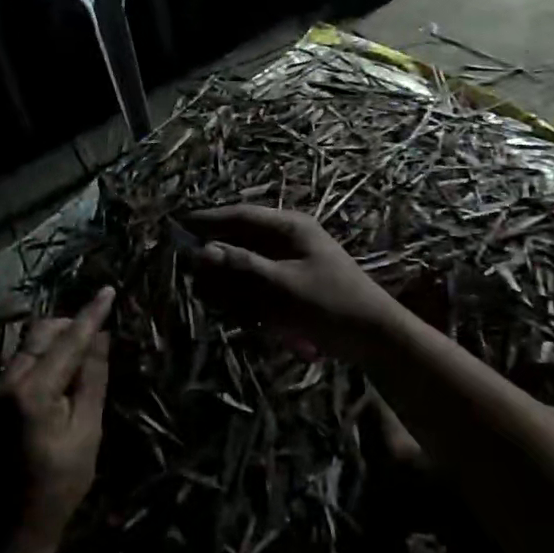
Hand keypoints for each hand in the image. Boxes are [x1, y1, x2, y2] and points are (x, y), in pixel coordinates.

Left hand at [0, 287, 114, 547]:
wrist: (11, 524)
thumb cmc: (58, 484)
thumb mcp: (87, 431)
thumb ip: (92, 379)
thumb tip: (99, 337)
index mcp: (32, 391)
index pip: (68, 341)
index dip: (90, 315)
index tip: (108, 291)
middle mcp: (8, 380)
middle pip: (42, 332)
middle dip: (71, 325)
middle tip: (99, 337)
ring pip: (31, 343)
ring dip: (59, 339)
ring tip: (85, 355)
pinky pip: (24, 358)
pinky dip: (47, 354)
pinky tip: (65, 371)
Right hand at [183, 206, 399, 354]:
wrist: (374, 337)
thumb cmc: (332, 303)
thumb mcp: (284, 284)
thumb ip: (243, 266)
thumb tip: (203, 250)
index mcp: (290, 227)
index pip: (240, 215)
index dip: (208, 220)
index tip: (178, 224)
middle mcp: (287, 239)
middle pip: (239, 241)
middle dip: (217, 260)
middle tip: (195, 277)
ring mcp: (289, 263)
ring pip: (245, 267)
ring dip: (231, 285)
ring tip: (220, 303)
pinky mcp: (290, 286)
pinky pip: (257, 286)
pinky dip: (246, 299)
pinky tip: (243, 317)